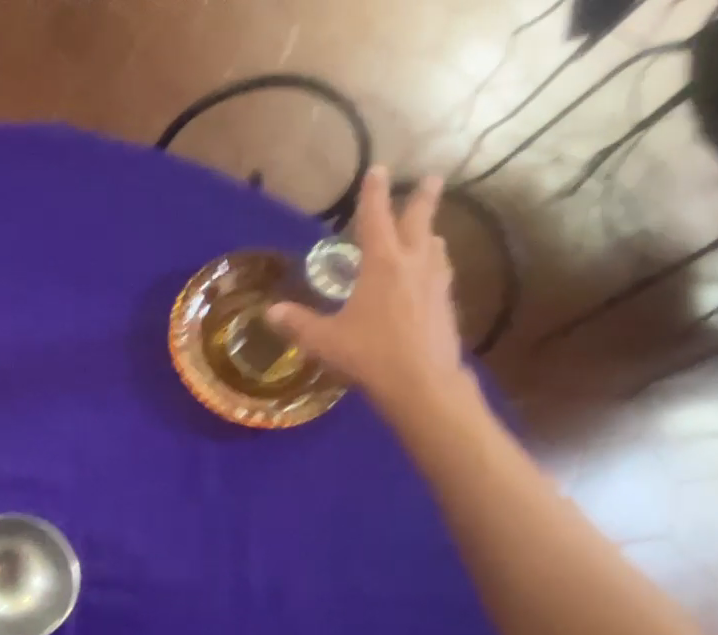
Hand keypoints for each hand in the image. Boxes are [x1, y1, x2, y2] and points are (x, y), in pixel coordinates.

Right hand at [266, 168, 476, 418]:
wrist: (422, 382)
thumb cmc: (369, 355)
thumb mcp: (324, 340)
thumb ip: (298, 323)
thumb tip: (270, 312)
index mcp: (381, 264)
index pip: (375, 219)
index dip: (374, 193)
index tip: (379, 170)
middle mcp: (413, 264)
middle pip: (420, 221)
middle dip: (422, 198)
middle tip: (432, 178)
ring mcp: (435, 283)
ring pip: (435, 247)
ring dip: (430, 233)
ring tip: (428, 232)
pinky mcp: (447, 305)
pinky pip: (441, 273)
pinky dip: (435, 264)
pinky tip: (431, 276)